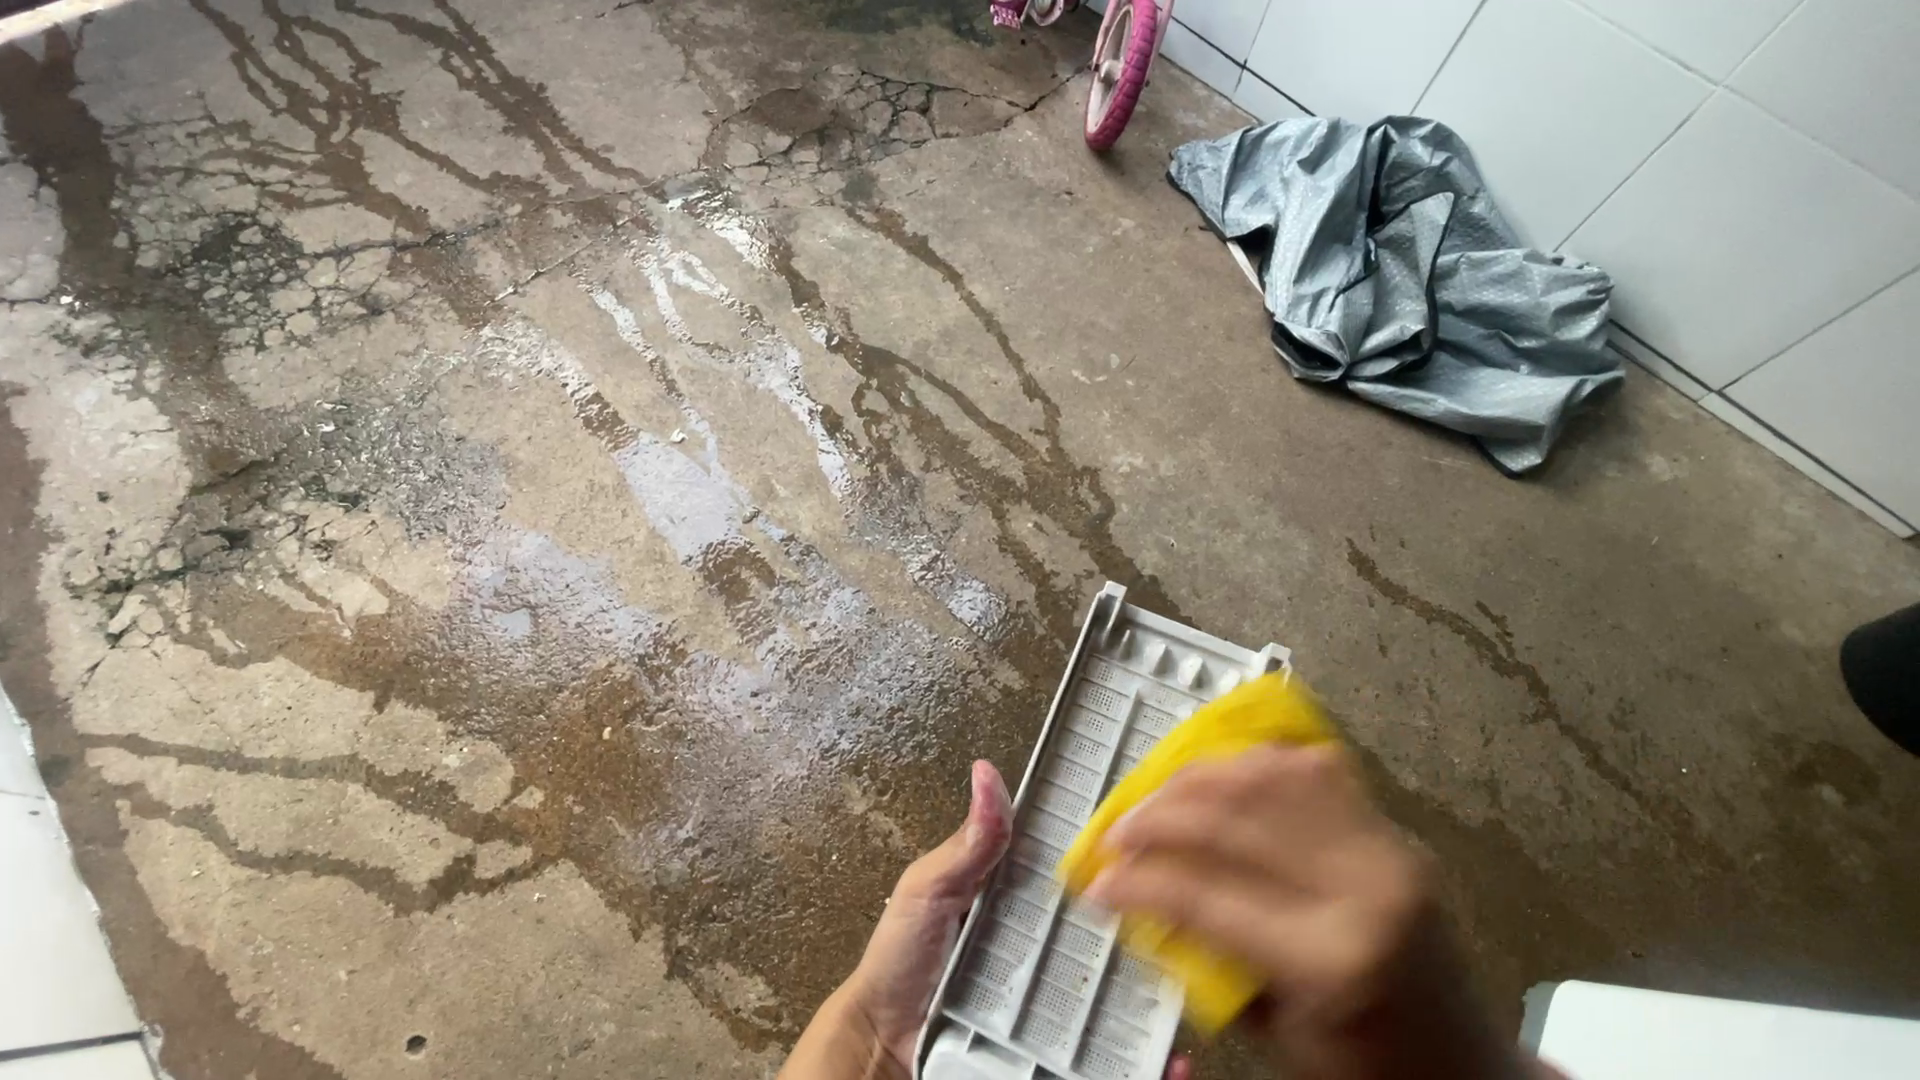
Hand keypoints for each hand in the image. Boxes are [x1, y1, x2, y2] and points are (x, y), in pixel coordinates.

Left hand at [783, 762, 1192, 1079]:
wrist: (886, 1046)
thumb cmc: (900, 963)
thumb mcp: (929, 892)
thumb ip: (966, 845)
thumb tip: (986, 775)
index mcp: (1029, 904)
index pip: (1086, 878)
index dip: (1123, 862)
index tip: (1164, 842)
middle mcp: (1053, 950)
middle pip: (1119, 937)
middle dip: (1162, 929)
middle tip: (1203, 920)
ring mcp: (1061, 1005)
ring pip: (1126, 998)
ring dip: (1164, 997)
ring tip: (1200, 991)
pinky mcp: (1064, 1053)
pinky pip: (1114, 1059)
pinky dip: (1149, 1062)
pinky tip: (1172, 1061)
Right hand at [1085, 745, 1528, 1079]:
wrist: (1467, 1066)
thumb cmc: (1367, 1065)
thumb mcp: (1275, 1032)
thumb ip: (1207, 956)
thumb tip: (1136, 894)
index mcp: (1334, 958)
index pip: (1207, 898)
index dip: (1140, 883)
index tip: (1096, 880)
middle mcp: (1364, 886)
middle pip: (1232, 820)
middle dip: (1157, 819)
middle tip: (1115, 834)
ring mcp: (1385, 845)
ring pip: (1267, 776)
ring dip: (1197, 778)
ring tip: (1157, 797)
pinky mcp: (1392, 828)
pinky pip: (1311, 770)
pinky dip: (1254, 763)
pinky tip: (1219, 776)